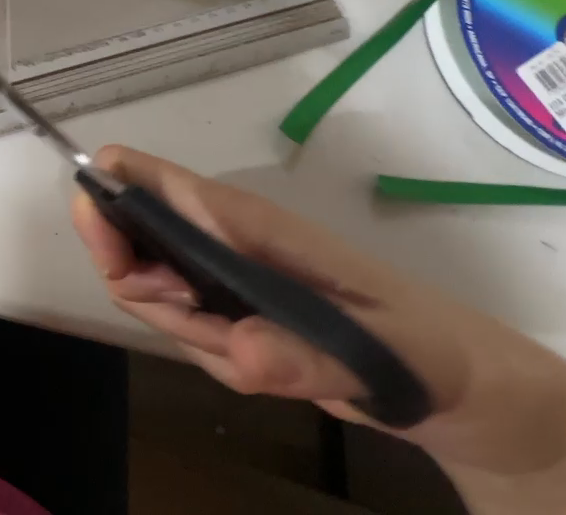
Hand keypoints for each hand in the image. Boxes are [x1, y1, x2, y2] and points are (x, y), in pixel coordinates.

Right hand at [72, 146, 565, 503]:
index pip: (150, 180)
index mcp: (243, 222)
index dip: (107, 195)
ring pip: (145, 288)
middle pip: (126, 240)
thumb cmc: (425, 347)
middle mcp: (215, 237)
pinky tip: (263, 367)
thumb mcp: (381, 359)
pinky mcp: (219, 304)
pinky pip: (176, 324)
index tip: (106, 234)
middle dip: (144, 287)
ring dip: (187, 332)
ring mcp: (213, 272)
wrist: (460, 385)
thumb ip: (308, 356)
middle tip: (207, 326)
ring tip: (260, 359)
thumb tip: (236, 348)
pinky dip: (208, 353)